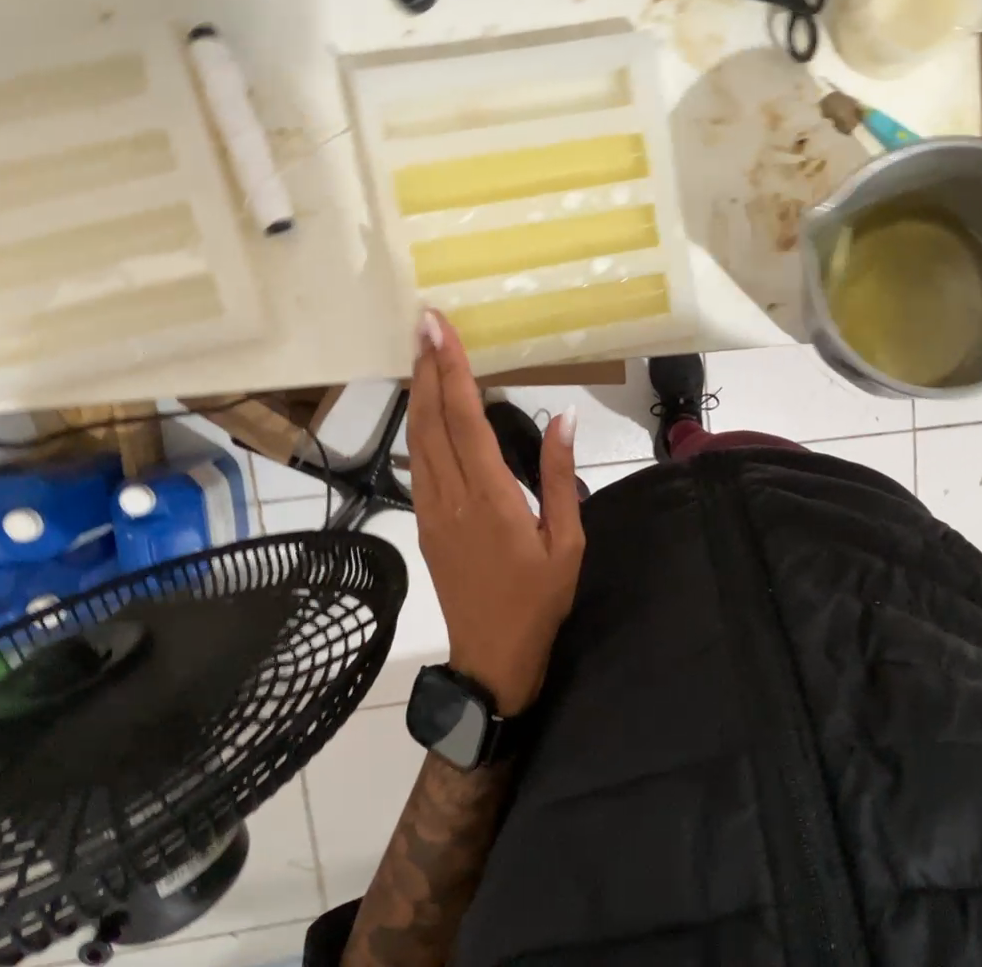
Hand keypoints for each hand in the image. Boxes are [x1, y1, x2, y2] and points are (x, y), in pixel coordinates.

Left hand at [408, 309, 583, 714]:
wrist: (491, 657)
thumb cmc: (538, 601)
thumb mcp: (566, 543)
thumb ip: (560, 478)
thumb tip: (564, 419)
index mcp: (490, 498)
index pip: (464, 419)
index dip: (451, 370)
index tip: (439, 329)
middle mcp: (450, 496)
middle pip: (429, 420)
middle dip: (425, 368)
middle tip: (423, 324)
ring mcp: (429, 510)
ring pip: (416, 440)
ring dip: (417, 393)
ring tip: (421, 354)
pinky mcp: (423, 524)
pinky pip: (417, 463)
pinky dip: (417, 427)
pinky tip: (424, 411)